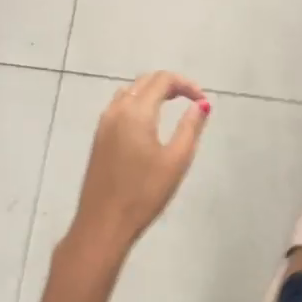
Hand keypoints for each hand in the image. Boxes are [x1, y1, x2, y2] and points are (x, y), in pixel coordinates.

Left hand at [69, 71, 209, 256]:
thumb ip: (190, 128)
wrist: (103, 222)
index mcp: (136, 112)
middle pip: (145, 81)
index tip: (202, 101)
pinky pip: (120, 106)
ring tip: (173, 107)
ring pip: (130, 91)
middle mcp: (117, 110)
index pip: (162, 80)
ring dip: (152, 92)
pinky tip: (150, 123)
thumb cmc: (144, 193)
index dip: (186, 84)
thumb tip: (201, 105)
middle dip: (170, 84)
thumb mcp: (176, 161)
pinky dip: (138, 103)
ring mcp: (104, 123)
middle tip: (192, 101)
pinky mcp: (99, 137)